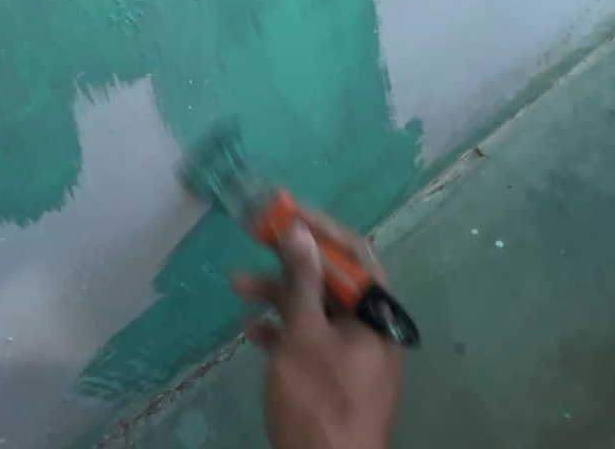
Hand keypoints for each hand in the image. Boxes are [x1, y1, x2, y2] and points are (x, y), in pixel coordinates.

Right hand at [232, 209, 403, 448]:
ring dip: (279, 294)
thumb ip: (301, 279)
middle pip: (333, 277)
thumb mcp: (303, 335)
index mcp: (376, 314)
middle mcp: (371, 329)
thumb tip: (300, 230)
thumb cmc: (318, 402)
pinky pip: (311, 340)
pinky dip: (284, 330)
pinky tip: (252, 330)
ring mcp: (355, 356)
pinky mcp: (336, 379)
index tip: (283, 212)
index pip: (354, 250)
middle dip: (291, 258)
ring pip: (317, 308)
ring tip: (237, 286)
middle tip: (256, 238)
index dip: (319, 226)